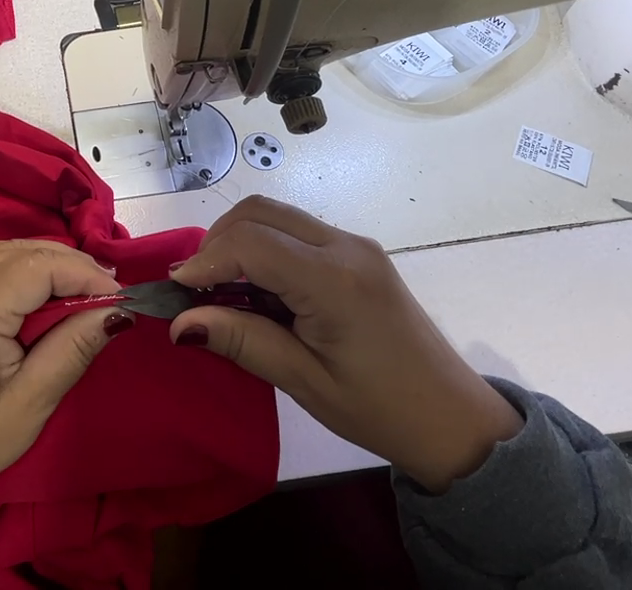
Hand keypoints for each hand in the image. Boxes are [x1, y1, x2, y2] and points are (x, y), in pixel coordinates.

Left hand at [0, 239, 131, 511]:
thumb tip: (118, 311)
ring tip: (87, 289)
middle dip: (71, 264)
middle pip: (24, 250)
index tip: (120, 297)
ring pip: (8, 250)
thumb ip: (74, 347)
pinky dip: (25, 266)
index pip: (39, 266)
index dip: (84, 273)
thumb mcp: (33, 401)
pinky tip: (49, 289)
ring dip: (50, 262)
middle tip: (109, 293)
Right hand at [168, 196, 520, 491]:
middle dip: (216, 241)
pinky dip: (262, 245)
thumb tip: (179, 322)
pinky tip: (255, 286)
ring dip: (238, 240)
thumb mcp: (304, 382)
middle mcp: (345, 247)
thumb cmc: (380, 410)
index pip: (251, 242)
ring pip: (276, 214)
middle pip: (259, 212)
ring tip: (221, 288)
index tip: (177, 291)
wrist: (454, 420)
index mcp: (335, 281)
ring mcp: (354, 245)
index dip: (205, 259)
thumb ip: (242, 340)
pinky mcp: (357, 253)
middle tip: (195, 287)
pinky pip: (295, 230)